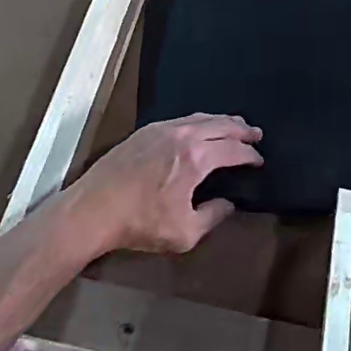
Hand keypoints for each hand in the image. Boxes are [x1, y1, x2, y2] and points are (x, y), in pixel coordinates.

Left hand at [48, 113, 262, 256]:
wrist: (91, 211)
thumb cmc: (139, 224)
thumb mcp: (185, 233)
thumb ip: (213, 216)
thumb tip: (227, 203)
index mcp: (196, 158)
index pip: (234, 149)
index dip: (251, 155)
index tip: (259, 161)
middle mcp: (182, 136)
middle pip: (221, 124)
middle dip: (242, 130)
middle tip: (256, 135)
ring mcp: (161, 130)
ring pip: (201, 117)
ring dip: (222, 121)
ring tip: (235, 126)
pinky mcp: (145, 132)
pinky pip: (181, 119)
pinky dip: (200, 121)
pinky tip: (200, 128)